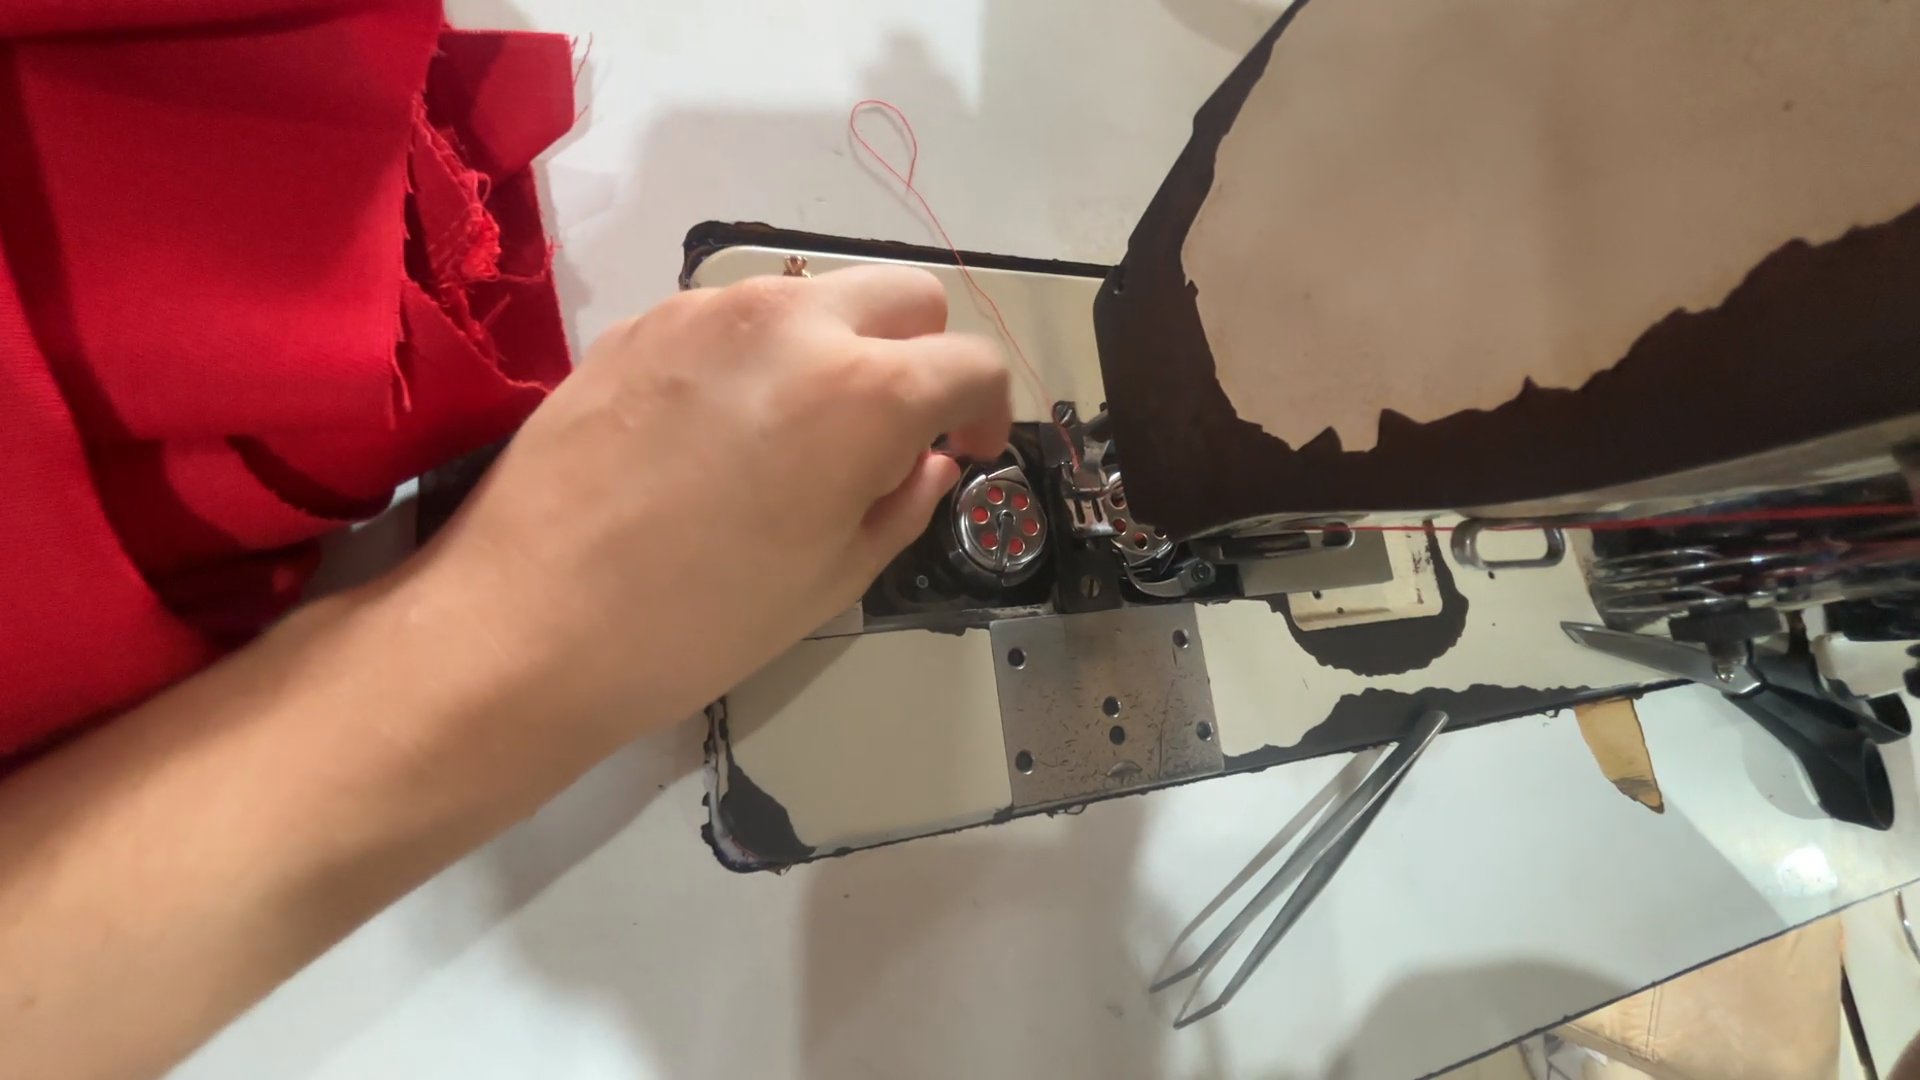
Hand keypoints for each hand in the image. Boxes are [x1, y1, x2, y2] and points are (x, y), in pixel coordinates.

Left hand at [395, 264, 1011, 743]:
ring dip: (847, 350)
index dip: (990, 409)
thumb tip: (931, 460)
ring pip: (823, 296)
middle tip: (897, 432)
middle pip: (909, 296)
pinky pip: (744, 315)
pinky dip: (772, 354)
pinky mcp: (647, 319)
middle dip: (926, 358)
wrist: (527, 624)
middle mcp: (793, 321)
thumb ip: (904, 502)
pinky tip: (730, 427)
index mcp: (862, 392)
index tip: (969, 450)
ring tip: (806, 432)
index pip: (973, 362)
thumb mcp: (838, 578)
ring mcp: (711, 309)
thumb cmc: (704, 621)